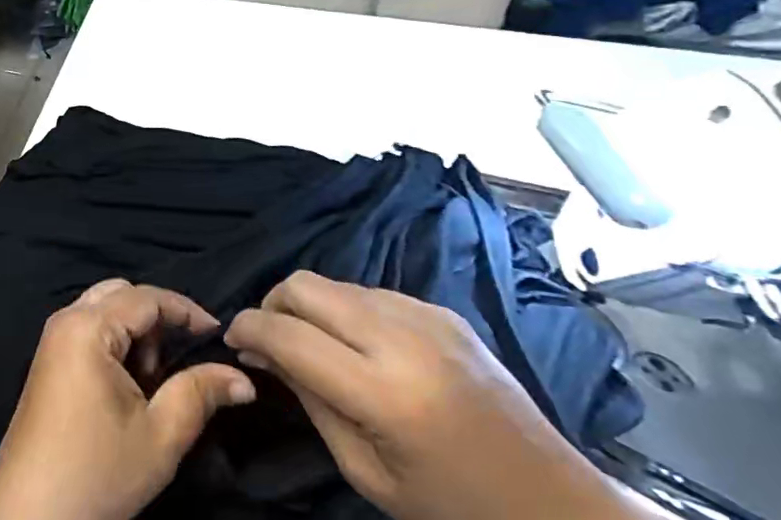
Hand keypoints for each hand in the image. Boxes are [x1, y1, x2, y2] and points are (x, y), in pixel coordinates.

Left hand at [0, 280, 256, 519]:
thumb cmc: (95, 474)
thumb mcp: (159, 436)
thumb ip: (202, 393)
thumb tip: (244, 378)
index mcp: (87, 327)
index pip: (147, 297)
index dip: (187, 310)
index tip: (218, 334)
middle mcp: (66, 320)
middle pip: (124, 294)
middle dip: (158, 319)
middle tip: (180, 359)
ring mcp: (53, 340)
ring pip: (107, 310)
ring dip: (138, 333)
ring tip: (154, 380)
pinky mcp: (49, 361)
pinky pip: (91, 330)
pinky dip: (118, 344)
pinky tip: (129, 386)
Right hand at [225, 272, 635, 519]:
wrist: (548, 495)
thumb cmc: (452, 503)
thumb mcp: (369, 473)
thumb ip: (313, 404)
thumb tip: (268, 356)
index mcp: (383, 390)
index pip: (290, 335)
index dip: (249, 329)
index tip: (232, 338)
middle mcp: (401, 335)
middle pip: (307, 285)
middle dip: (273, 304)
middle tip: (267, 339)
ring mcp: (424, 313)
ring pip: (337, 283)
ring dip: (311, 306)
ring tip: (312, 344)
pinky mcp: (441, 309)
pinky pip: (373, 293)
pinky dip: (348, 311)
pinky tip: (360, 347)